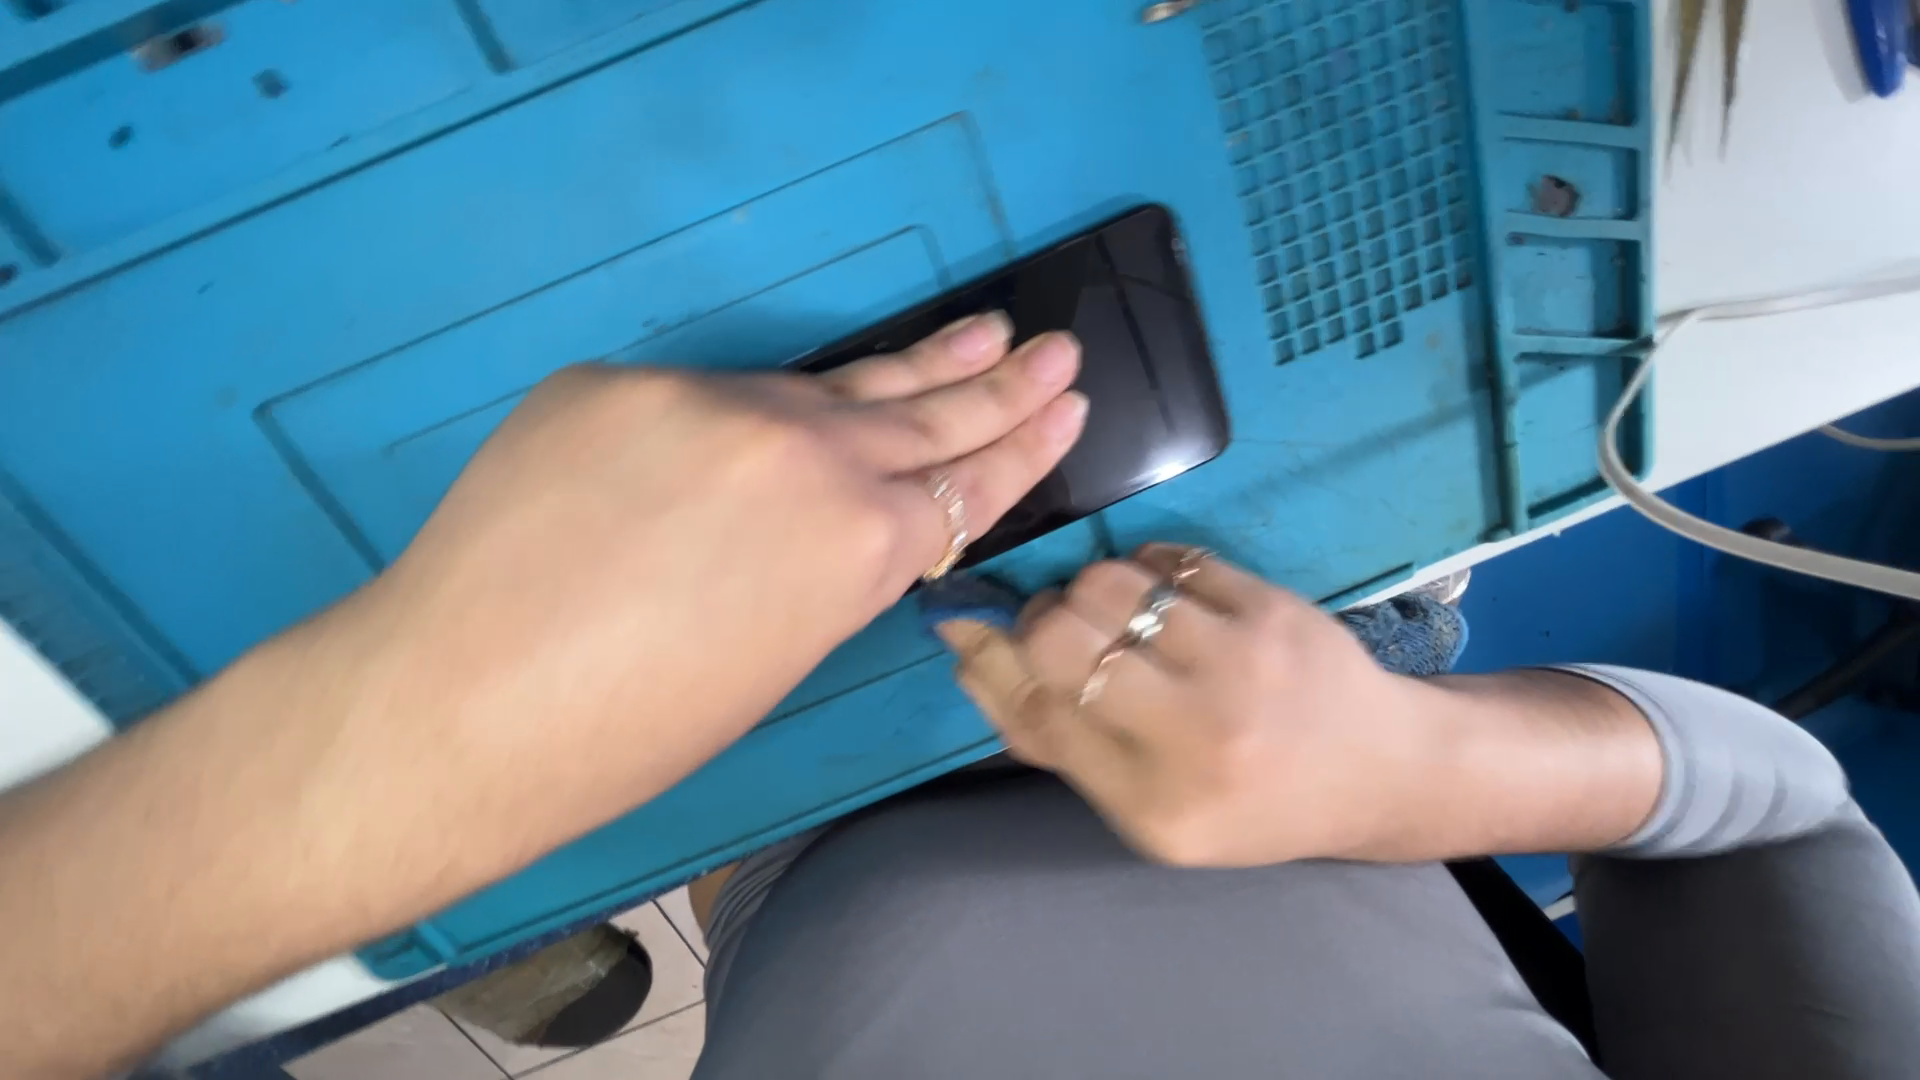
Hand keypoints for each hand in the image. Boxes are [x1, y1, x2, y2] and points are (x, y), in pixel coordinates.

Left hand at [0, 314, 1091, 1079]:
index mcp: (857, 547)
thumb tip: (856, 511)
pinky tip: (814, 406)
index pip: (964, 485)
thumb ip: (841, 563)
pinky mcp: (630, 380)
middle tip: (1056, 351)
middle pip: (924, 416)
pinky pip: (724, 401)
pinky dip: (770, 418)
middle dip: (999, 387)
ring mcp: (714, 403)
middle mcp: (805, 454)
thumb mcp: (784, 651)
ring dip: (918, 366)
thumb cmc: (637, 729)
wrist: (456, 709)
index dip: (1021, 448)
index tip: (1065, 408)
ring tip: (987, 333)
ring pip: (839, 386)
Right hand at [940, 545, 1660, 866]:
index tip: (964, 623)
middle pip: (1057, 636)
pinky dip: (1144, 567)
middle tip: (1058, 624)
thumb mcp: (1147, 808)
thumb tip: (972, 656)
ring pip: (1104, 583)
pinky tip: (1165, 597)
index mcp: (1155, 804)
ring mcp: (1238, 664)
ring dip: (1087, 588)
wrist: (1380, 773)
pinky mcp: (1269, 607)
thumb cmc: (1249, 803)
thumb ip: (1058, 742)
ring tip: (1115, 612)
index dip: (986, 657)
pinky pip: (1164, 557)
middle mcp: (1194, 736)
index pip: (1034, 711)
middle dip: (1037, 618)